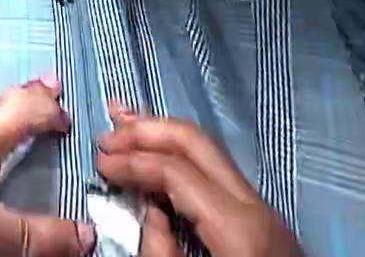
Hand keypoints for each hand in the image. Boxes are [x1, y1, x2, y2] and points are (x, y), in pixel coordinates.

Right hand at [95, 103, 302, 256]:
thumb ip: (162, 253)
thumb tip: (151, 211)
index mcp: (240, 231)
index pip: (175, 169)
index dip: (132, 163)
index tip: (100, 166)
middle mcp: (256, 208)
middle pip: (194, 141)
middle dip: (146, 131)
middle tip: (107, 137)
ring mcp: (265, 212)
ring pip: (207, 147)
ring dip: (162, 133)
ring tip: (122, 121)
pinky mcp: (264, 222)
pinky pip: (215, 168)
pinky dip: (180, 151)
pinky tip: (157, 146)